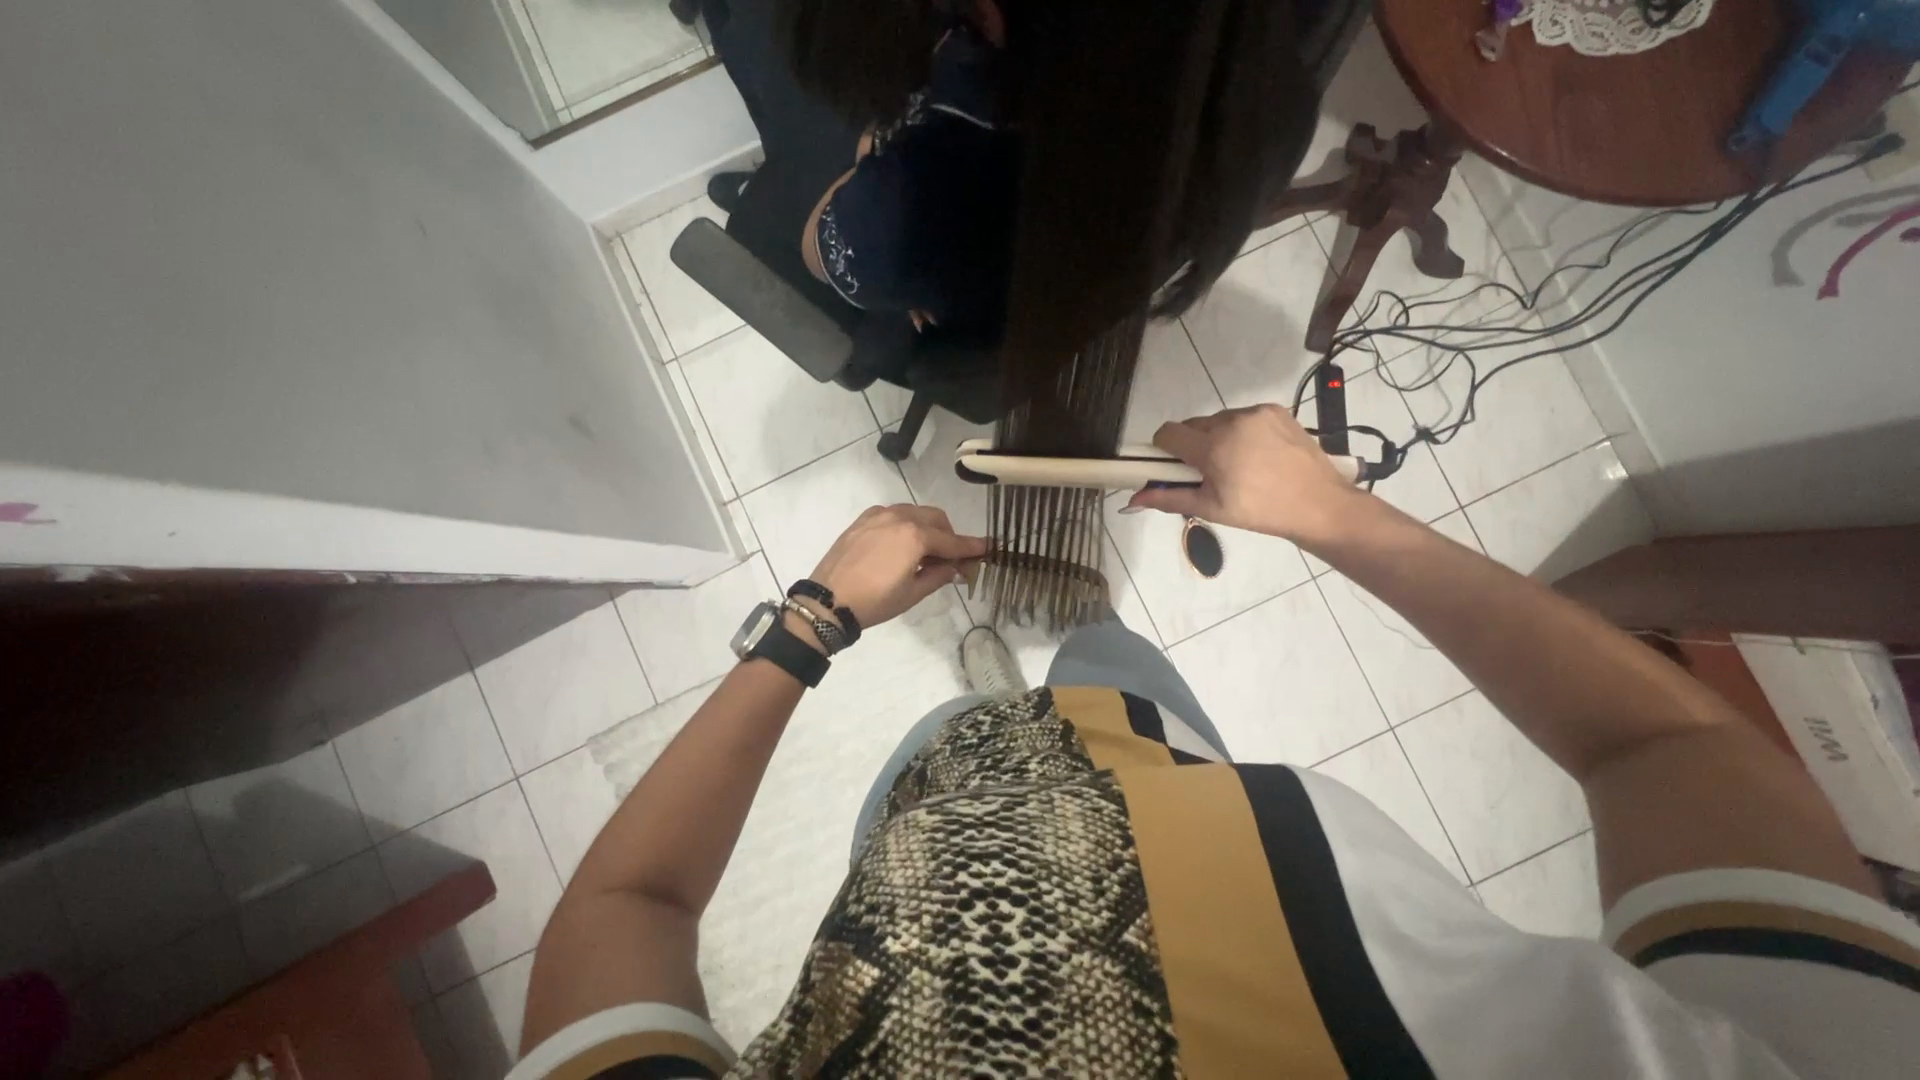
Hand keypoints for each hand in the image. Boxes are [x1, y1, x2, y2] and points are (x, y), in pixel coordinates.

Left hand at [808, 505, 988, 627]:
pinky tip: (901, 544)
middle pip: (937, 519)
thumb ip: (940, 575)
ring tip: (926, 553)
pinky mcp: (863, 519)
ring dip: (928, 528)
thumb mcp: (913, 593)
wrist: (828, 601)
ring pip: (915, 512)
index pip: (953, 541)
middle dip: (949, 536)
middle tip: (953, 559)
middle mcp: (900, 517)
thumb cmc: (874, 601)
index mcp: (916, 536)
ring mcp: (879, 515)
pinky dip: (905, 524)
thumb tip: (958, 568)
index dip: (972, 547)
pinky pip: (893, 514)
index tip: (990, 548)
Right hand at [1122, 404, 1368, 543]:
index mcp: (1213, 447)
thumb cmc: (1261, 511)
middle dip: (1193, 446)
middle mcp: (1231, 421)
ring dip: (1217, 438)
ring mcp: (1256, 413)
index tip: (1172, 467)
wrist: (1319, 504)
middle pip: (1193, 426)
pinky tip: (1257, 454)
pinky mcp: (1275, 410)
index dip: (1163, 449)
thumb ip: (1170, 498)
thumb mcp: (1212, 509)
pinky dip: (1242, 432)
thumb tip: (1134, 500)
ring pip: (1218, 420)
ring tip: (1238, 465)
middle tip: (1209, 472)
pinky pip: (1243, 416)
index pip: (1168, 433)